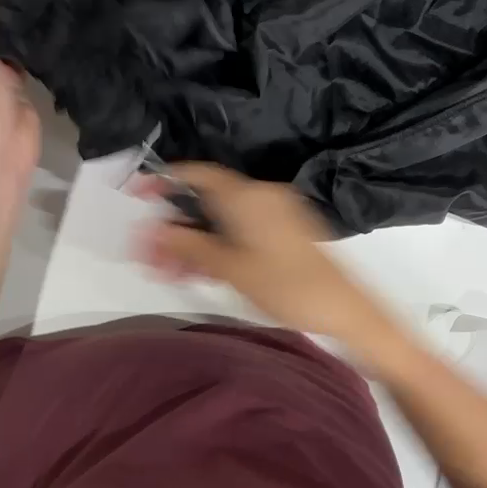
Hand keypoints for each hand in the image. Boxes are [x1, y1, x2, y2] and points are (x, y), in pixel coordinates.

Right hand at [137, 164, 388, 342]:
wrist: (348, 312)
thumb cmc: (289, 287)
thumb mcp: (230, 268)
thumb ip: (187, 246)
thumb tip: (152, 230)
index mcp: (247, 197)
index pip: (197, 175)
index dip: (164, 181)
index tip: (137, 194)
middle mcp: (259, 198)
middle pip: (203, 203)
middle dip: (171, 227)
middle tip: (145, 253)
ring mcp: (271, 217)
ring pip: (216, 222)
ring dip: (188, 243)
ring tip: (163, 272)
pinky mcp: (279, 236)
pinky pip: (234, 233)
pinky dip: (212, 248)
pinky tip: (193, 272)